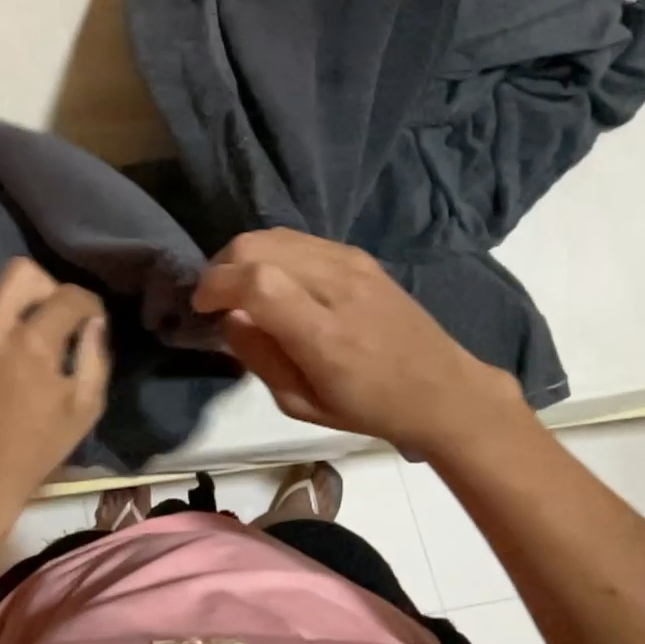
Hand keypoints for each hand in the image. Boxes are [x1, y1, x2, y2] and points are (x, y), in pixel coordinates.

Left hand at [0, 258, 109, 529]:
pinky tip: (4, 371)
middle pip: (20, 272)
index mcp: (32, 344)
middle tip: (57, 316)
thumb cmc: (37, 447)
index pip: (67, 295)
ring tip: (31, 351)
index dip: (88, 303)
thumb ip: (96, 355)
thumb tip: (93, 322)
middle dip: (47, 286)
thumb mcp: (85, 407)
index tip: (91, 320)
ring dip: (21, 315)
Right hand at [192, 230, 529, 454]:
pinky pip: (296, 238)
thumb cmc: (366, 407)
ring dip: (241, 256)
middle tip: (214, 296)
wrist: (442, 388)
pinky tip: (269, 277)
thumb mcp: (299, 403)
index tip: (203, 306)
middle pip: (257, 247)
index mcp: (323, 334)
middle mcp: (337, 287)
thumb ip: (258, 356)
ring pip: (273, 236)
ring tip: (236, 286)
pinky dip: (269, 251)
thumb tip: (227, 315)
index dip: (216, 285)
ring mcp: (351, 264)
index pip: (256, 282)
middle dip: (221, 267)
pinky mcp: (358, 255)